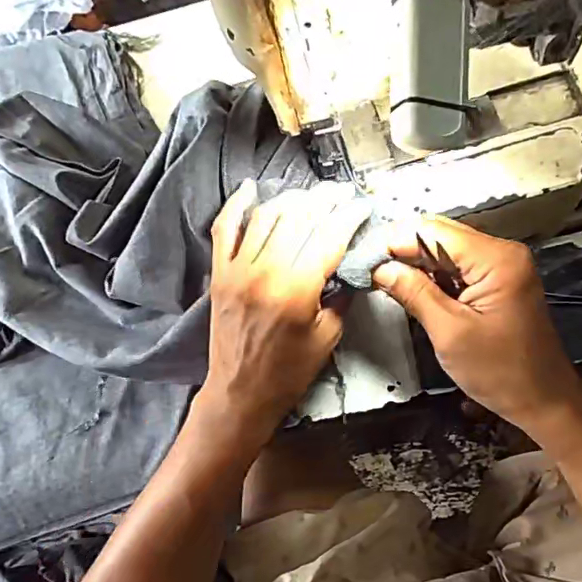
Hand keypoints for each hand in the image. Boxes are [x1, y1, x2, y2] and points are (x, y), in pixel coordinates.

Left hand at [197, 181, 370, 438]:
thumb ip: (340, 296)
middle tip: (340, 195)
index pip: (328, 237)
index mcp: (296, 290)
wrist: (240, 392)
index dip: (349, 216)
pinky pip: (225, 230)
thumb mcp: (327, 337)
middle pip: (298, 219)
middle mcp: (264, 273)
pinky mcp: (220, 275)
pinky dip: (236, 206)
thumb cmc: (286, 373)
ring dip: (290, 200)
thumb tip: (350, 265)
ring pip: (265, 217)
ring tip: (309, 196)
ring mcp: (237, 271)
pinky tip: (249, 189)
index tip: (361, 206)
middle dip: (324, 201)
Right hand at [371, 216, 581, 431]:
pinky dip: (428, 274)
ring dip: (411, 262)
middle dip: (400, 250)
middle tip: (368, 271)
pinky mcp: (494, 280)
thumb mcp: (449, 332)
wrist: (543, 399)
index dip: (393, 243)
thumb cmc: (502, 371)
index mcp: (496, 260)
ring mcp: (499, 266)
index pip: (432, 231)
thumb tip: (380, 269)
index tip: (363, 262)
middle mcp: (501, 253)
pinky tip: (407, 287)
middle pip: (437, 234)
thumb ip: (414, 293)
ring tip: (381, 279)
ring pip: (442, 248)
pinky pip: (453, 266)